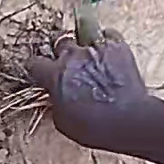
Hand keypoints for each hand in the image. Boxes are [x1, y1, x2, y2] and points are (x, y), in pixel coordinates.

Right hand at [26, 32, 161, 149]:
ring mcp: (96, 49)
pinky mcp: (118, 47)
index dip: (37, 69)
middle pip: (60, 43)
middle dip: (62, 54)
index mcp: (55, 76)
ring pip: (84, 37)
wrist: (129, 121)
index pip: (35, 63)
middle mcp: (73, 57)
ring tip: (90, 61)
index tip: (40, 72)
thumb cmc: (95, 127)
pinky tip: (108, 56)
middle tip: (68, 66)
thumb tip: (56, 95)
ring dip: (85, 48)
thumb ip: (55, 101)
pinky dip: (106, 44)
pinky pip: (108, 36)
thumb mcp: (62, 122)